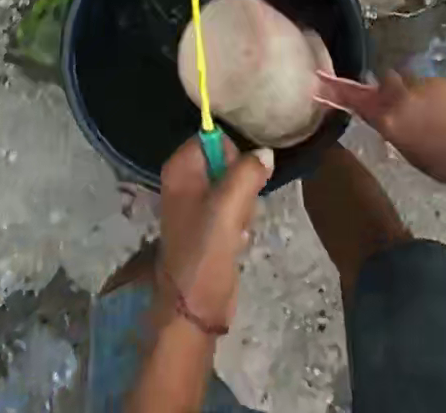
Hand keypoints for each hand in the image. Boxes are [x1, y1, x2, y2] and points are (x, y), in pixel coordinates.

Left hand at [155, 136, 273, 333]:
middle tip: (240, 206)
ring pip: (234, 184)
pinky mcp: (208, 224)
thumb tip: (265, 152)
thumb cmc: (205, 252)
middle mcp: (184, 180)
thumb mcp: (228, 207)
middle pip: (226, 160)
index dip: (232, 152)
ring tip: (239, 225)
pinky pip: (234, 206)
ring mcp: (196, 203)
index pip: (213, 137)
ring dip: (244, 204)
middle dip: (241, 182)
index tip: (244, 173)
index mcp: (180, 168)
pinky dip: (240, 219)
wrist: (194, 310)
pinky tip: (238, 238)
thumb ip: (247, 172)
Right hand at [328, 73, 445, 188]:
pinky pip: (429, 85)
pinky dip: (433, 96)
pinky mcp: (440, 81)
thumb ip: (391, 126)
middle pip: (385, 81)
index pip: (355, 99)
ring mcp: (421, 85)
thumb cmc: (442, 164)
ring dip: (413, 93)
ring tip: (431, 114)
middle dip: (389, 88)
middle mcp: (399, 96)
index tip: (320, 79)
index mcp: (388, 119)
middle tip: (402, 106)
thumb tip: (386, 115)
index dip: (337, 90)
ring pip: (409, 82)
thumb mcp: (406, 149)